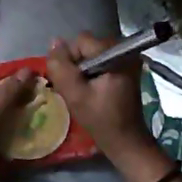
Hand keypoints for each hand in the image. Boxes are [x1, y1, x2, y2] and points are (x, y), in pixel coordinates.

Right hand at [45, 33, 155, 160]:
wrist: (125, 140)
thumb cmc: (101, 119)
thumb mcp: (75, 94)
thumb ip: (61, 67)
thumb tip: (54, 42)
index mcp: (116, 55)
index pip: (81, 41)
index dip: (70, 59)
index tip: (72, 82)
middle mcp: (125, 51)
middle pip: (87, 45)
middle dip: (77, 64)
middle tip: (76, 88)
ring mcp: (127, 59)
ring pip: (92, 53)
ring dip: (83, 69)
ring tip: (83, 90)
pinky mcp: (126, 68)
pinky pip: (100, 61)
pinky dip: (92, 72)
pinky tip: (91, 90)